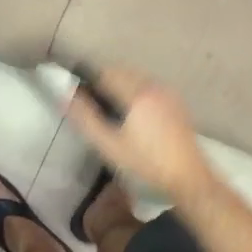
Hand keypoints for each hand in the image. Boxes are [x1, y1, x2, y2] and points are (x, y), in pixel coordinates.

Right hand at [65, 67, 217, 203]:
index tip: (75, 93)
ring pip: (136, 79)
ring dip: (119, 86)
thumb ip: (85, 118)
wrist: (189, 179)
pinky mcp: (177, 104)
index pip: (105, 72)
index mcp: (137, 93)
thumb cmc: (146, 165)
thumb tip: (63, 95)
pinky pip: (149, 88)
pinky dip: (135, 93)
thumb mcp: (109, 146)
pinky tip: (132, 116)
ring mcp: (169, 94)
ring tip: (109, 110)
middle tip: (90, 104)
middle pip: (121, 72)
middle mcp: (155, 86)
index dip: (87, 79)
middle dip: (103, 82)